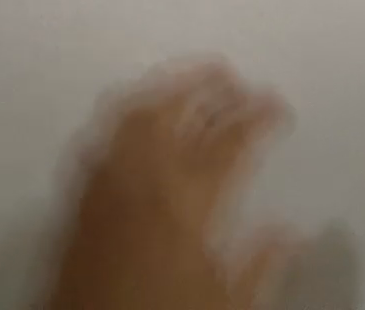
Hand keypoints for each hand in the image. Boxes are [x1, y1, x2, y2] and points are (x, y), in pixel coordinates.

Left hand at [45, 61, 296, 309]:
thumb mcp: (224, 302)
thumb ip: (260, 262)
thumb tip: (288, 236)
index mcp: (187, 202)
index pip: (232, 140)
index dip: (258, 116)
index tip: (274, 106)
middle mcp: (143, 180)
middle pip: (178, 110)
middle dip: (208, 84)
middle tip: (231, 77)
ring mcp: (105, 183)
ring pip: (136, 114)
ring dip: (164, 90)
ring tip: (185, 79)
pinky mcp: (77, 196)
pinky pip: (102, 136)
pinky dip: (125, 115)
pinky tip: (133, 116)